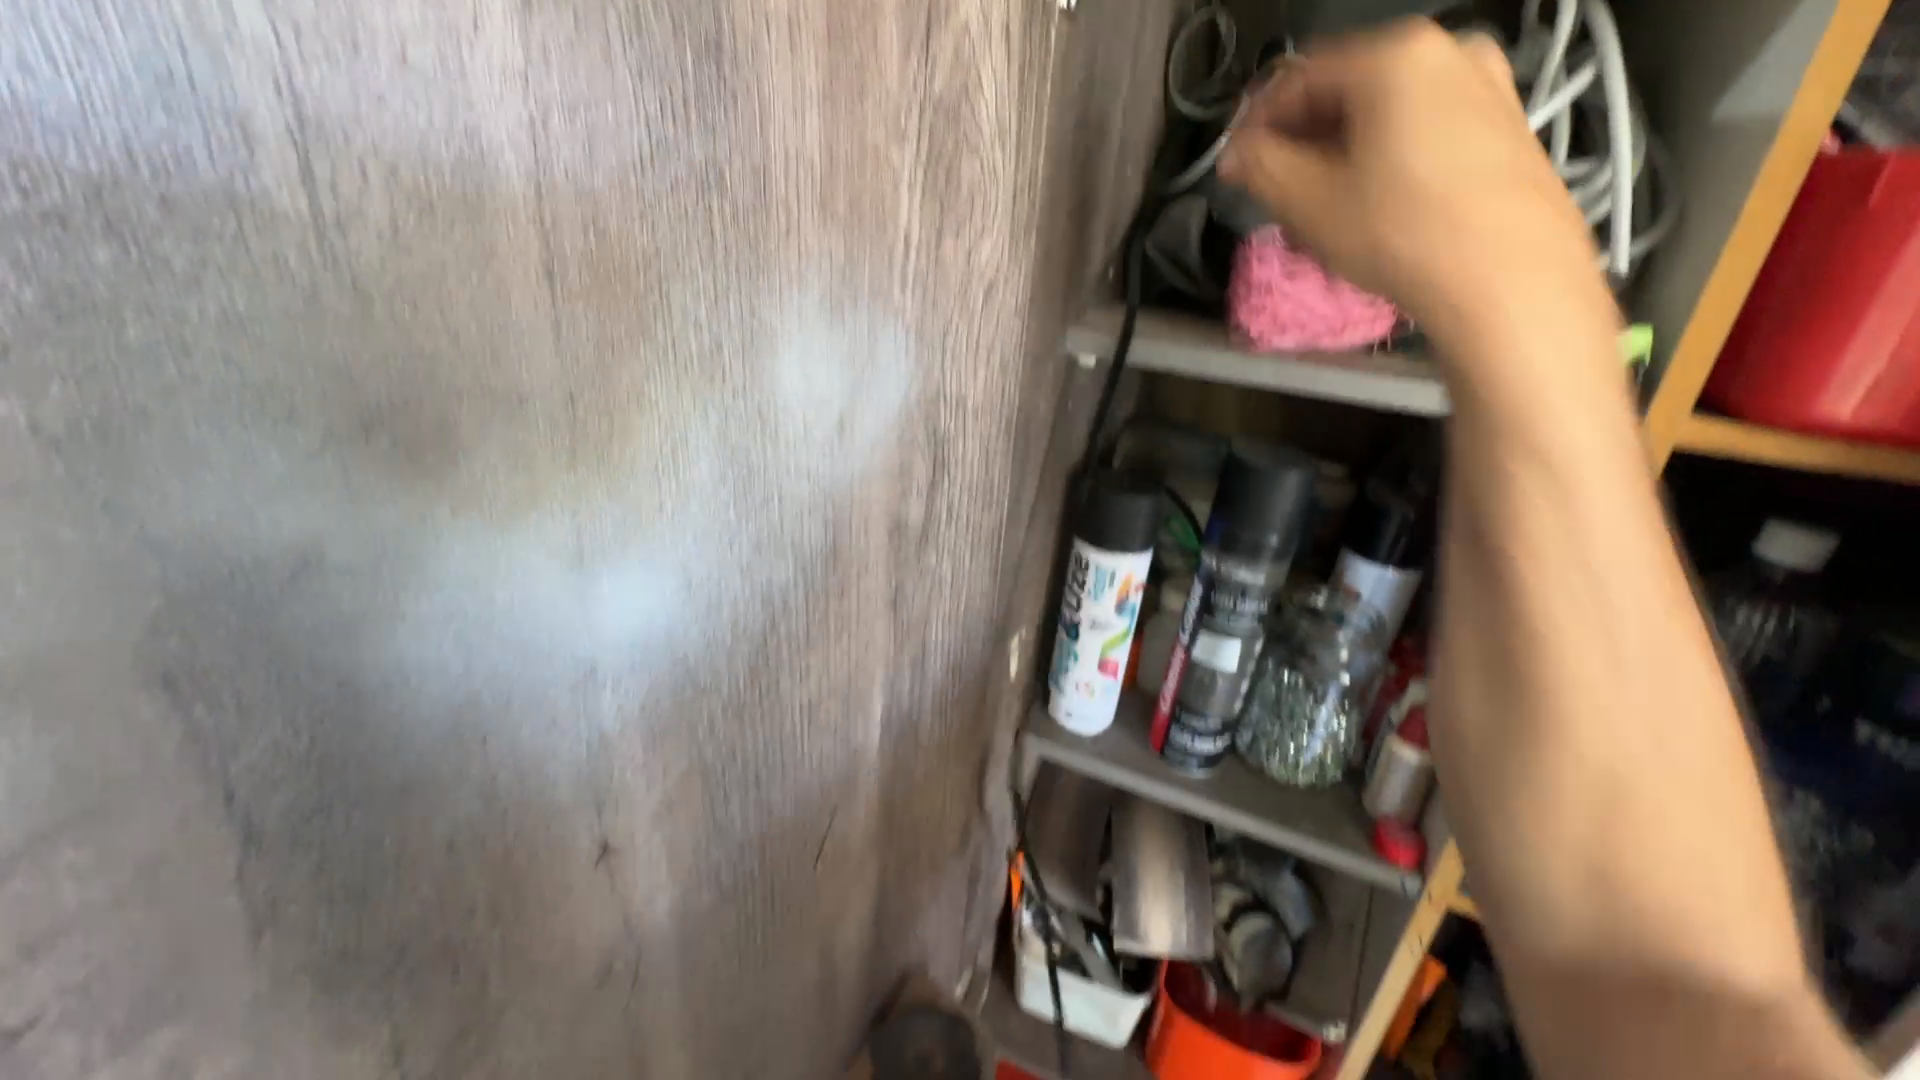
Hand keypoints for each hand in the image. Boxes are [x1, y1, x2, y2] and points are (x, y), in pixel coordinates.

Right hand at [1219, 20, 1612, 351]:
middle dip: (1301, 140)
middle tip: (1273, 187)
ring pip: (1385, 113)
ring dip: (1340, 152)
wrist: (1511, 280)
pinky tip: (1371, 204)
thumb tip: (1236, 154)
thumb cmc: (1401, 233)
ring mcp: (1486, 86)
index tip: (1234, 165)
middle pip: (1347, 90)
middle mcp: (1448, 50)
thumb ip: (1259, 165)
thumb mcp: (1308, 202)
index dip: (1255, 123)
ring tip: (1318, 205)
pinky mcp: (1505, 126)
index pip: (1299, 77)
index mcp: (1395, 55)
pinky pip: (1423, 129)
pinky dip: (1384, 157)